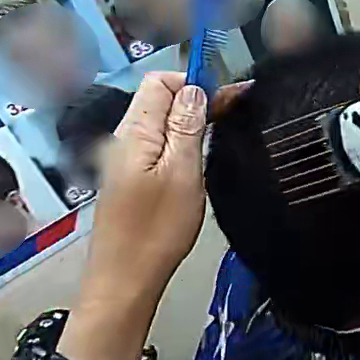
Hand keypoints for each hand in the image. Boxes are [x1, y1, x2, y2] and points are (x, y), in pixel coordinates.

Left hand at [78, 72, 206, 308]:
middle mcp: (124, 137)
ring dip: (191, 118)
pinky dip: (181, 137)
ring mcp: (125, 157)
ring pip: (160, 120)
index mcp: (135, 132)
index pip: (160, 81)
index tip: (227, 99)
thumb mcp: (182, 173)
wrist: (125, 278)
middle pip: (159, 97)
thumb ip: (187, 127)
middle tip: (235, 111)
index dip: (193, 82)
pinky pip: (157, 141)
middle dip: (196, 97)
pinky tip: (199, 152)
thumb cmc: (158, 227)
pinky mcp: (130, 175)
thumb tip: (195, 89)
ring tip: (222, 129)